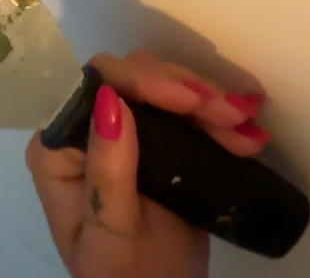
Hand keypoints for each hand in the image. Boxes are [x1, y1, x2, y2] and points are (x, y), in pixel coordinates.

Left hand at [25, 51, 270, 277]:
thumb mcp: (112, 234)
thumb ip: (108, 171)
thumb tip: (110, 100)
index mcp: (60, 147)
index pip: (96, 86)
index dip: (143, 81)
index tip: (188, 100)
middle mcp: (88, 127)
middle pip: (138, 77)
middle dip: (190, 92)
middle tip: (234, 116)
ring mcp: (125, 126)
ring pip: (168, 84)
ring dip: (212, 100)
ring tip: (248, 124)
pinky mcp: (159, 134)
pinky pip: (188, 106)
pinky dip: (220, 110)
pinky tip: (249, 121)